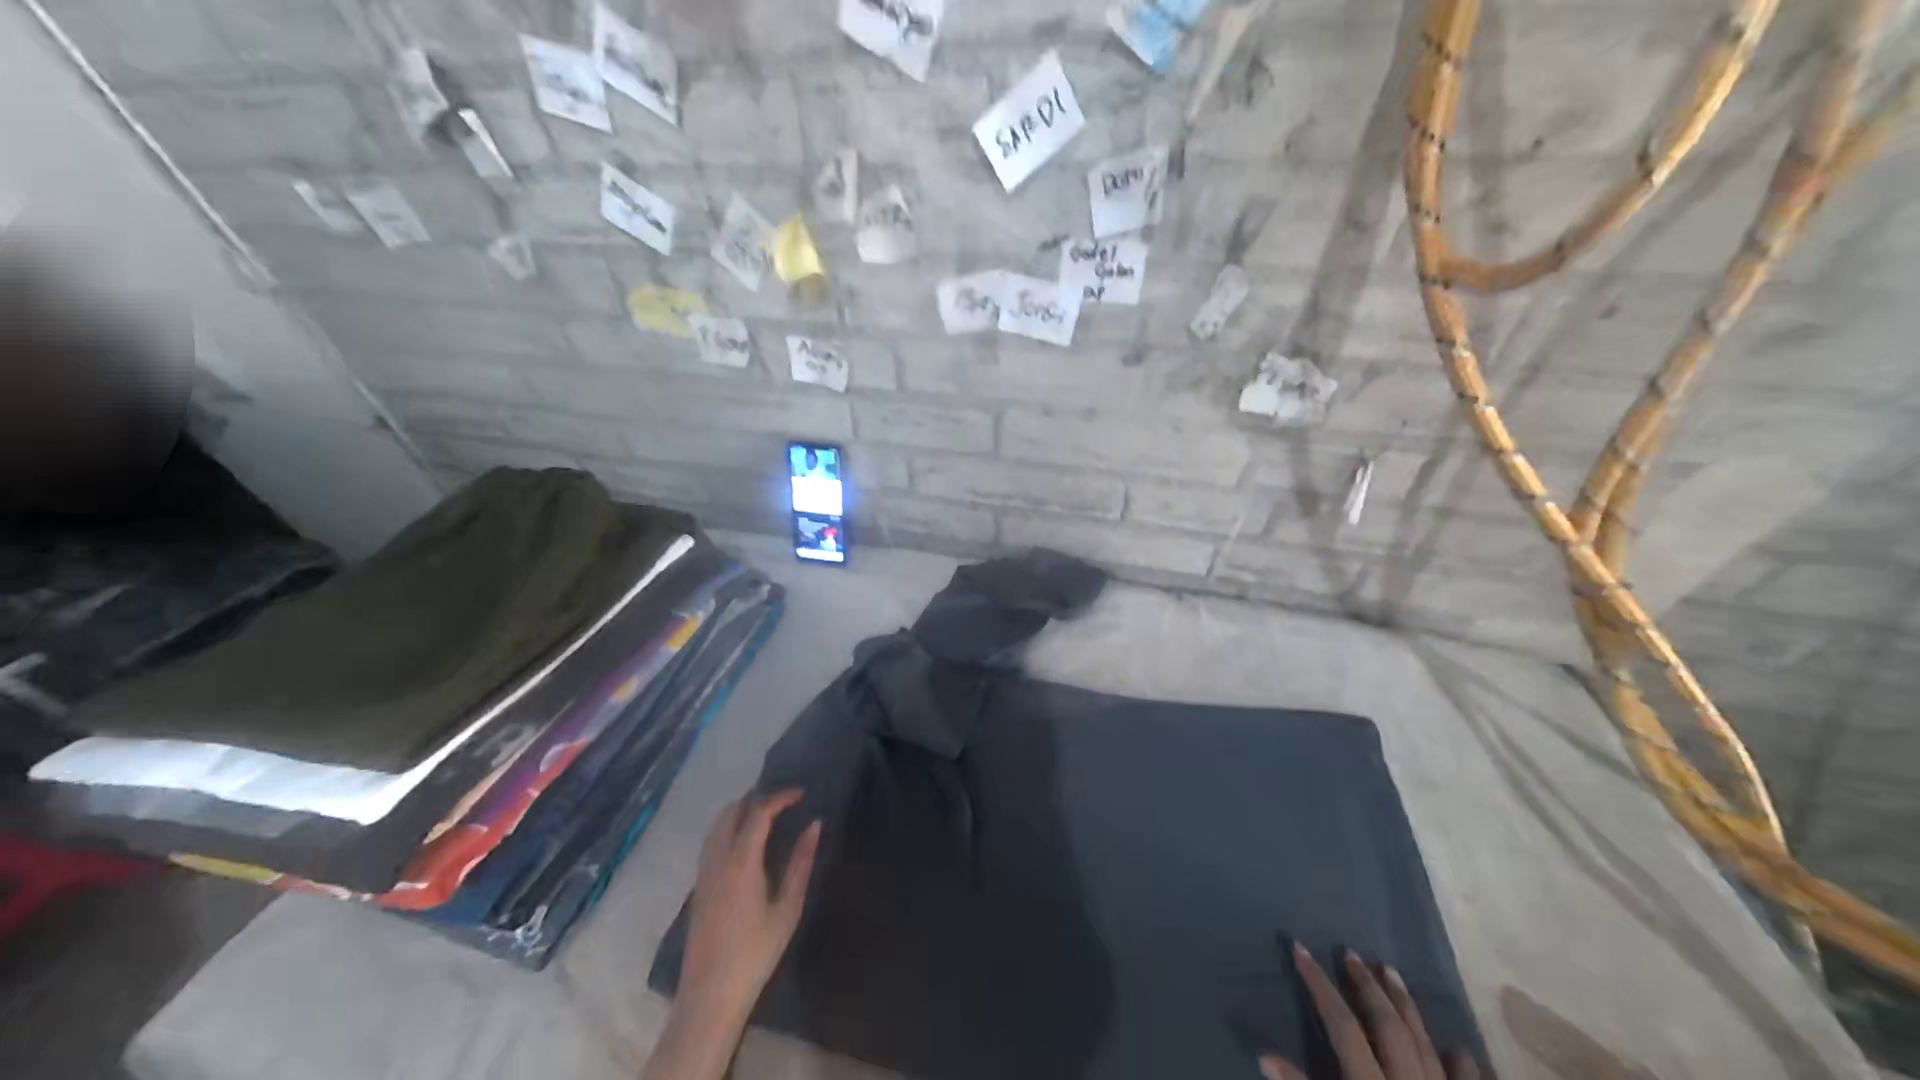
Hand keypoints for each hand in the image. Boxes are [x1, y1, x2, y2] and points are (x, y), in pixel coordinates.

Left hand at [680, 789, 821, 1015]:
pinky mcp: (699, 884)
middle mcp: (717, 858)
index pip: (759, 811)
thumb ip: (801, 862)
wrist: (710, 994)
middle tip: (786, 802)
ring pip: (718, 823)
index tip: (802, 794)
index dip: (781, 796)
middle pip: (733, 810)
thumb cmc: (756, 952)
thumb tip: (815, 824)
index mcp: (741, 860)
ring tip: (770, 816)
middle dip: (759, 797)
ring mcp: (704, 870)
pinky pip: (712, 839)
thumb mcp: (788, 908)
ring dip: (742, 810)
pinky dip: (730, 826)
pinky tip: (748, 842)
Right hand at [1260, 944, 1479, 1079]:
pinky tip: (1456, 1047)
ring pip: (1427, 1044)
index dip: (1319, 985)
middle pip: (1387, 1025)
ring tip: (1391, 971)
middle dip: (1365, 985)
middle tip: (1349, 952)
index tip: (1301, 949)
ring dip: (1407, 1006)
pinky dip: (1462, 1063)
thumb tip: (1263, 1055)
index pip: (1342, 1025)